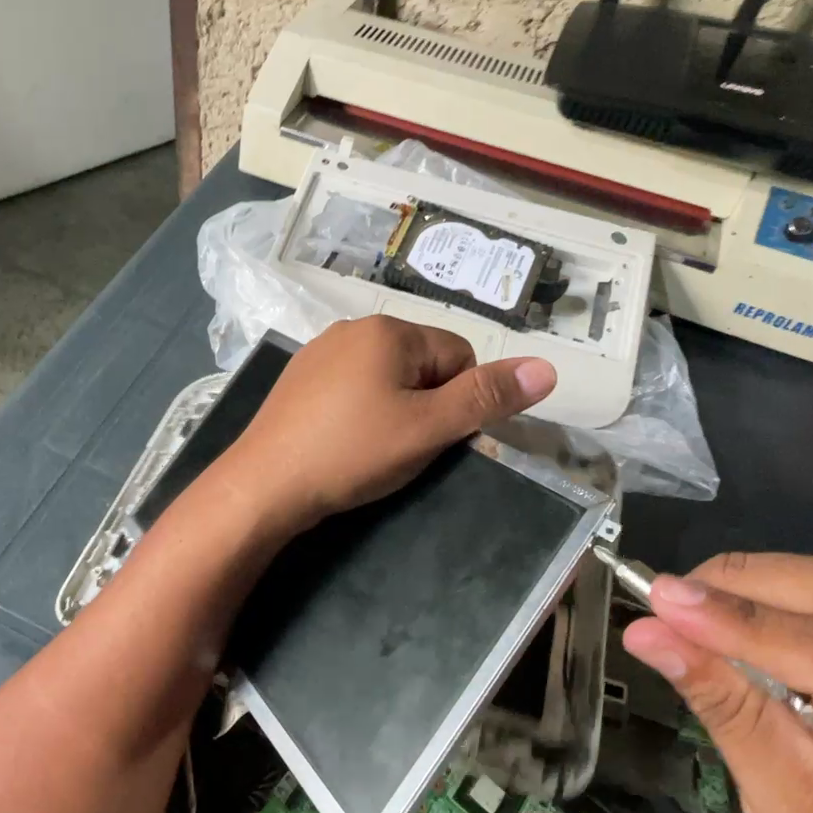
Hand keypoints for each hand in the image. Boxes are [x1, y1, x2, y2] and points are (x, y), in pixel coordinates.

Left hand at [205, 315, 555, 533]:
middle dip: (425, 405)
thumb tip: (548, 367)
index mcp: (389, 329)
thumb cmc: (352, 453)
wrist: (265, 484)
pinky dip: (359, 413)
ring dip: (394, 410)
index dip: (458, 402)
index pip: (459, 356)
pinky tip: (342, 443)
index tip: (431, 437)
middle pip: (422, 364)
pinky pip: (351, 387)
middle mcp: (353, 327)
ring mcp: (320, 350)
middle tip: (400, 448)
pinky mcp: (299, 378)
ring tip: (370, 450)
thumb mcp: (429, 428)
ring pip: (386, 378)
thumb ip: (487, 398)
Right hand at [620, 553, 812, 812]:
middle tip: (672, 597)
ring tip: (701, 605)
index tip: (661, 598)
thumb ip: (726, 709)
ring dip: (767, 585)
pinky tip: (751, 620)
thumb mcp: (785, 808)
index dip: (745, 619)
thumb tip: (648, 632)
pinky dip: (794, 601)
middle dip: (750, 584)